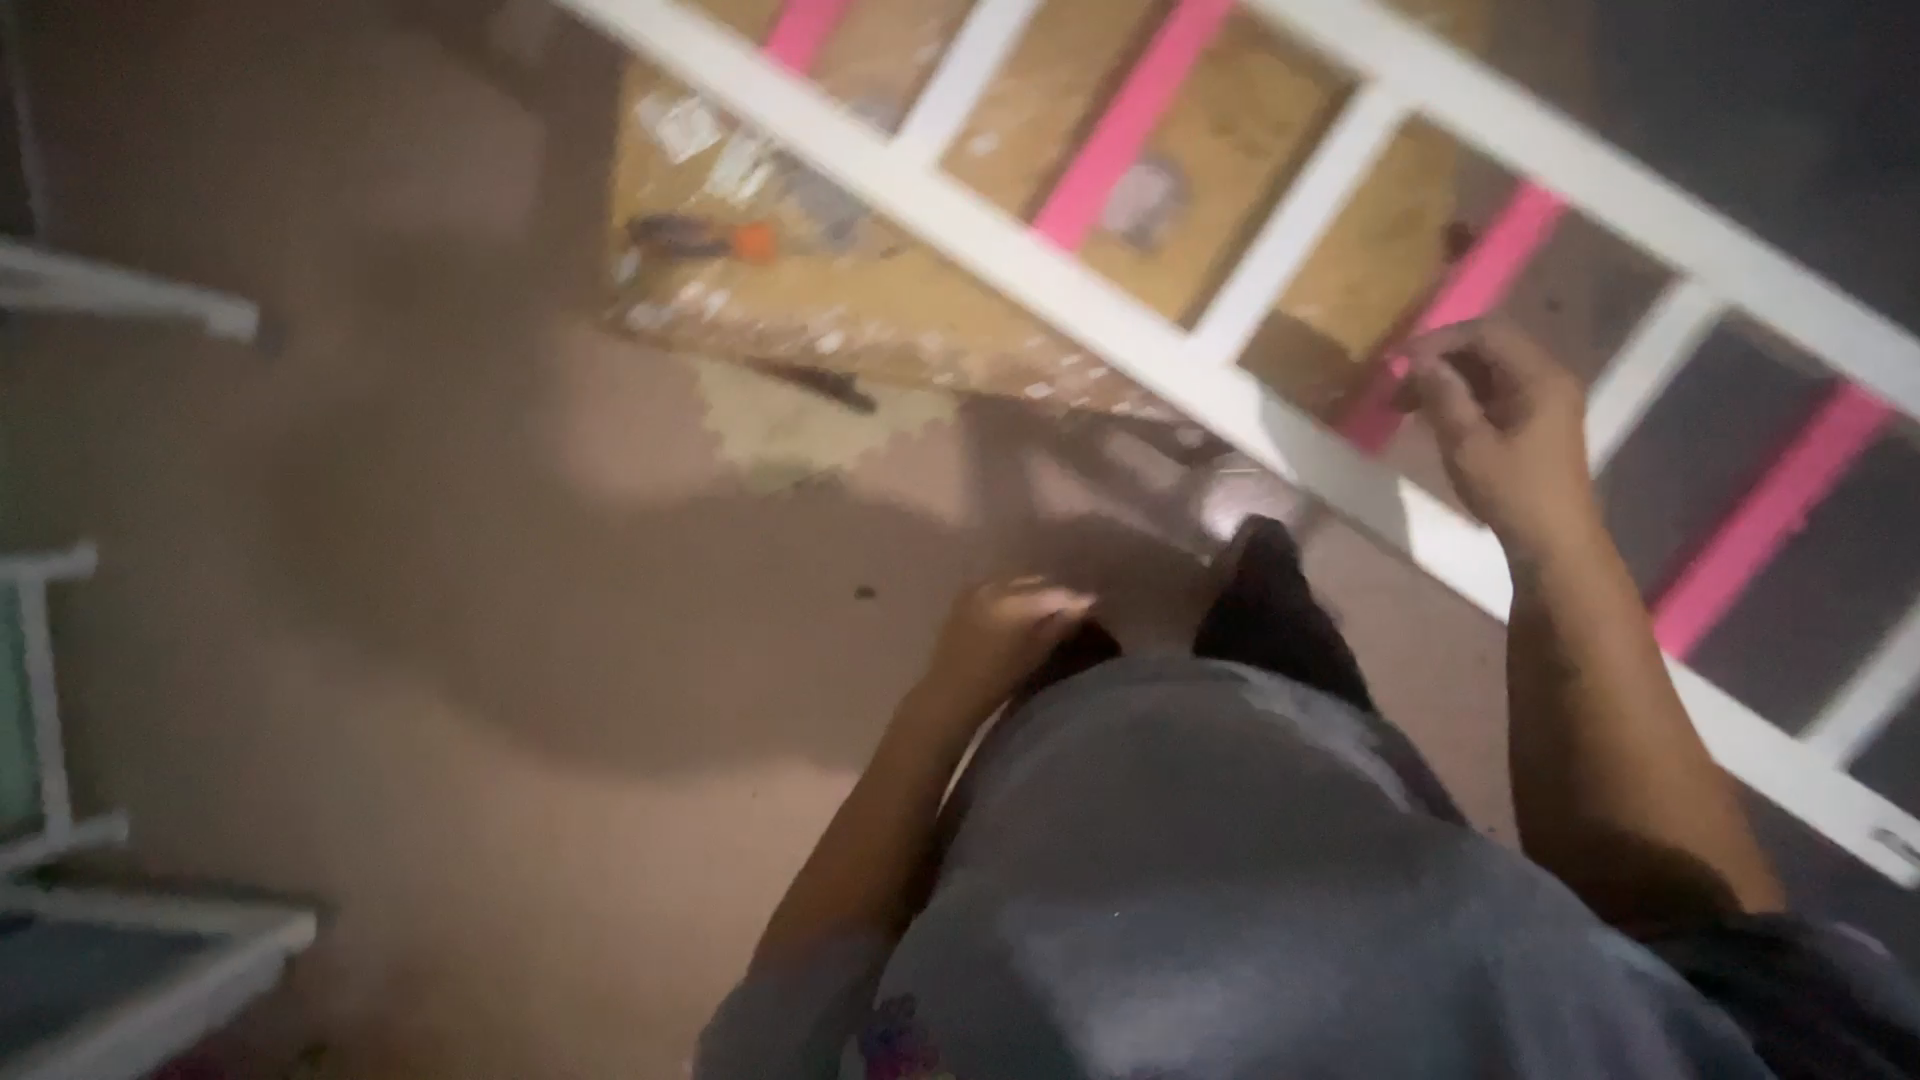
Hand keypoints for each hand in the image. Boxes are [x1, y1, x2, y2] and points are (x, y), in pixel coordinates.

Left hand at [908, 577, 1096, 726]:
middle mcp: (996, 586)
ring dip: (1033, 589)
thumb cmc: (997, 680)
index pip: (1055, 592)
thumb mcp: (1036, 654)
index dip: (1076, 599)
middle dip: (1055, 591)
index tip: (1093, 604)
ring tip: (1047, 607)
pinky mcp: (964, 596)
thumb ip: (1060, 625)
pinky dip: (1011, 591)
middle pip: (1036, 581)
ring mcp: (977, 589)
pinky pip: (996, 584)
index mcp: (1015, 601)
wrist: (950, 692)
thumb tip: (1085, 606)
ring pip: (1016, 580)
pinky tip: (1019, 606)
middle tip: (1071, 608)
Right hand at [1403, 320, 1604, 561]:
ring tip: (1403, 405)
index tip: (1396, 362)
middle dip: (1438, 360)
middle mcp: (1547, 378)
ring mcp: (1543, 399)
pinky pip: (1492, 391)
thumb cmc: (1511, 490)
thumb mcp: (1467, 443)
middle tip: (1396, 385)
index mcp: (1539, 377)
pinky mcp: (1534, 419)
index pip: (1486, 333)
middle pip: (1488, 347)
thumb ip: (1443, 396)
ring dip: (1444, 379)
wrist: (1552, 539)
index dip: (1438, 340)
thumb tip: (1418, 361)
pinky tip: (1431, 417)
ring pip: (1487, 370)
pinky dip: (1459, 396)